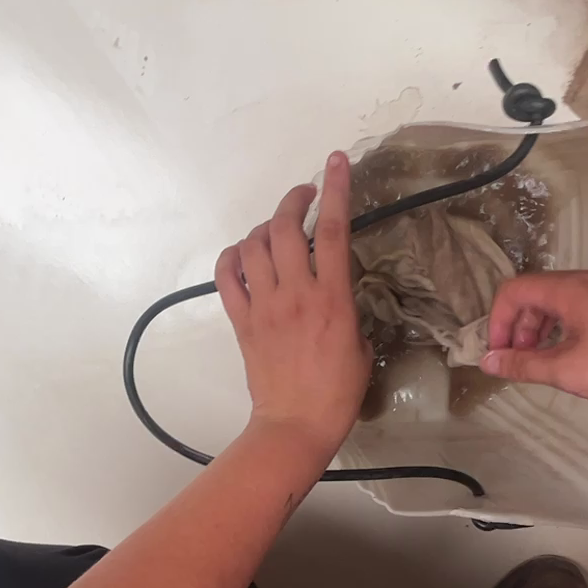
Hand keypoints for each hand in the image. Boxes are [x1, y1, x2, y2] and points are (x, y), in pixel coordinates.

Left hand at [216, 152, 370, 457]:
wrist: (296, 424)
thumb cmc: (337, 393)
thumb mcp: (360, 347)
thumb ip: (348, 311)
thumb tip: (335, 295)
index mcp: (332, 299)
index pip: (332, 231)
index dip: (335, 190)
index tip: (335, 163)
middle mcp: (295, 294)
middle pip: (284, 228)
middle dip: (293, 200)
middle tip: (303, 197)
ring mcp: (263, 306)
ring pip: (253, 246)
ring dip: (262, 228)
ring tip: (274, 231)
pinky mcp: (241, 322)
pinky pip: (227, 277)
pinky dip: (231, 258)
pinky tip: (242, 256)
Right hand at [480, 269, 587, 412]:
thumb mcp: (566, 369)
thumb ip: (522, 364)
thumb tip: (489, 361)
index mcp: (571, 288)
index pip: (515, 290)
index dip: (498, 321)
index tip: (499, 353)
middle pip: (537, 293)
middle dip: (520, 327)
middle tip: (522, 360)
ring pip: (562, 300)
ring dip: (543, 328)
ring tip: (546, 361)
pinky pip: (585, 306)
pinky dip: (567, 326)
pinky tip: (577, 355)